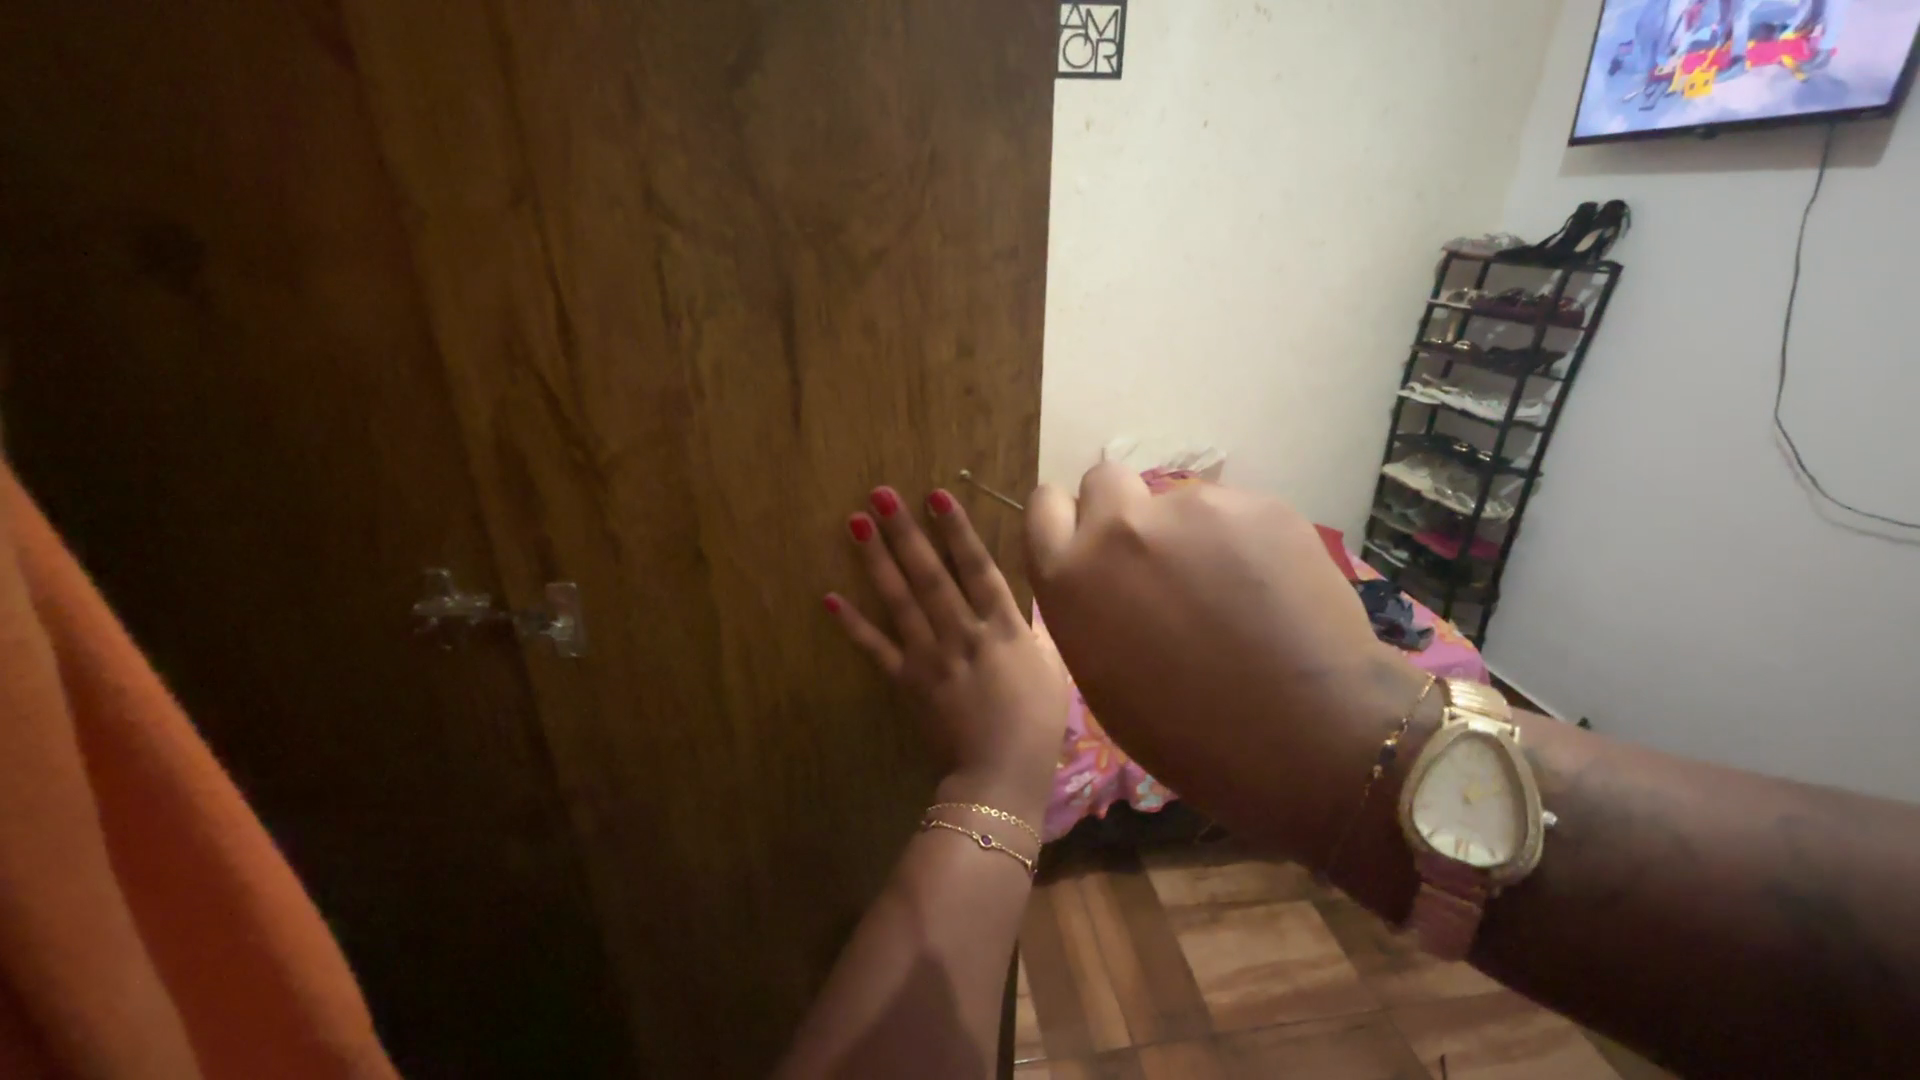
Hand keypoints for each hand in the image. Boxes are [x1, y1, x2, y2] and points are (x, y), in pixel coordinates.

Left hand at [827, 486, 1068, 821]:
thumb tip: (1023, 601)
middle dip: (906, 532)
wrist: (1001, 773)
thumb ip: (1031, 630)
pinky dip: (853, 625)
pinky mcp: (907, 681)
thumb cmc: (1036, 722)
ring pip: (900, 601)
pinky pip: (876, 649)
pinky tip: (829, 598)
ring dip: (876, 561)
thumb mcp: (1051, 668)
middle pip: (930, 574)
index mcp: (1003, 626)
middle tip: (880, 495)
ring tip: (856, 524)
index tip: (936, 495)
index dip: (956, 530)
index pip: (977, 568)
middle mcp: (963, 632)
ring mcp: (931, 656)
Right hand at [1024, 463, 1430, 863]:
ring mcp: (1192, 509)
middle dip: (1122, 511)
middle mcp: (1120, 527)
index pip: (1044, 504)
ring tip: (1230, 591)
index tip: (1089, 544)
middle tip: (1156, 562)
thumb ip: (1087, 606)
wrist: (1307, 735)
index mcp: (1070, 576)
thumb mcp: (1102, 678)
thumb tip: (1105, 579)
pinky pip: (1233, 512)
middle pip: (1104, 480)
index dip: (1068, 521)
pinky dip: (1242, 541)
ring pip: (1175, 501)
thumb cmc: (1190, 736)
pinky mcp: (1258, 504)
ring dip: (1188, 533)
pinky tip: (1270, 590)